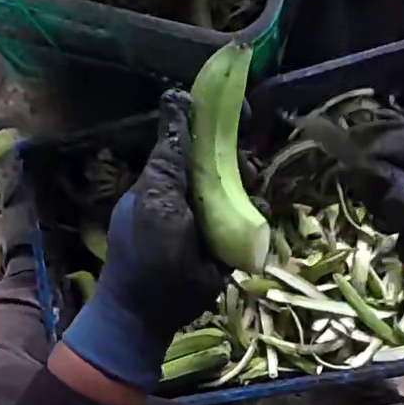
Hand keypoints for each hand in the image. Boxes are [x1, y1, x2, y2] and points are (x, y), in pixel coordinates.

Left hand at [60, 91, 229, 391]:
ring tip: (251, 187)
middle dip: (238, 156)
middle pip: (224, 160)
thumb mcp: (156, 194)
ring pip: (241, 187)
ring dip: (250, 182)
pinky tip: (257, 212)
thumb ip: (171, 152)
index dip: (217, 121)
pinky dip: (257, 212)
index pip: (196, 139)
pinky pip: (250, 217)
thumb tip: (175, 96)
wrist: (153, 308)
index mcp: (169, 176)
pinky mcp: (231, 239)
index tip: (238, 109)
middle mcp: (192, 191)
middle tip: (245, 163)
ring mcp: (213, 216)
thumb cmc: (146, 247)